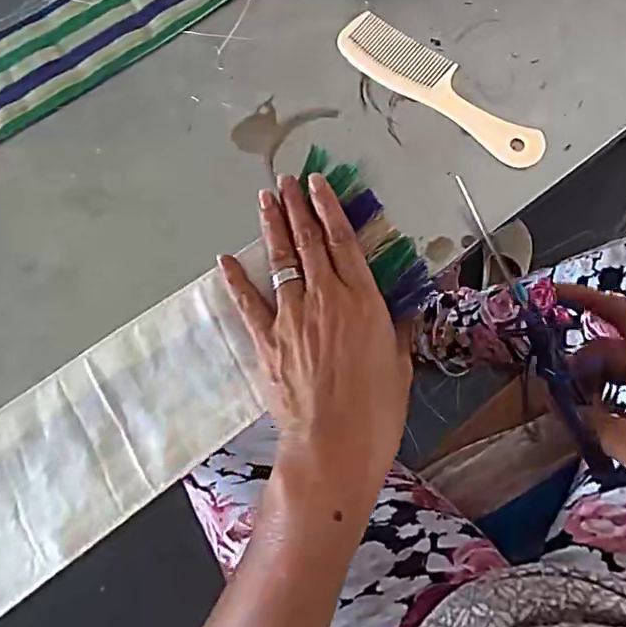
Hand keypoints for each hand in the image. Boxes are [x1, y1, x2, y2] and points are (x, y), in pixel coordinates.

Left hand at [219, 174, 411, 513]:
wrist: (334, 446)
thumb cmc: (377, 409)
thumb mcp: (398, 364)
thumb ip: (395, 328)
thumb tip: (399, 308)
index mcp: (361, 299)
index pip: (342, 239)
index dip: (328, 207)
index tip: (316, 184)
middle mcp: (324, 297)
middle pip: (308, 240)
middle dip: (296, 206)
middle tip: (286, 181)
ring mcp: (291, 314)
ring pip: (280, 259)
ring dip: (271, 225)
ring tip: (265, 199)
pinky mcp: (267, 337)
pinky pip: (248, 301)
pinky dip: (236, 278)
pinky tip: (226, 258)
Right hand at [560, 284, 625, 542]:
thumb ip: (589, 417)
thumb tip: (556, 402)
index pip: (622, 315)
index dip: (586, 298)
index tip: (553, 295)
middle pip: (615, 347)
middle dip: (582, 360)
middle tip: (554, 383)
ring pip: (620, 370)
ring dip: (593, 382)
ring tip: (570, 405)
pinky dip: (607, 398)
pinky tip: (591, 417)